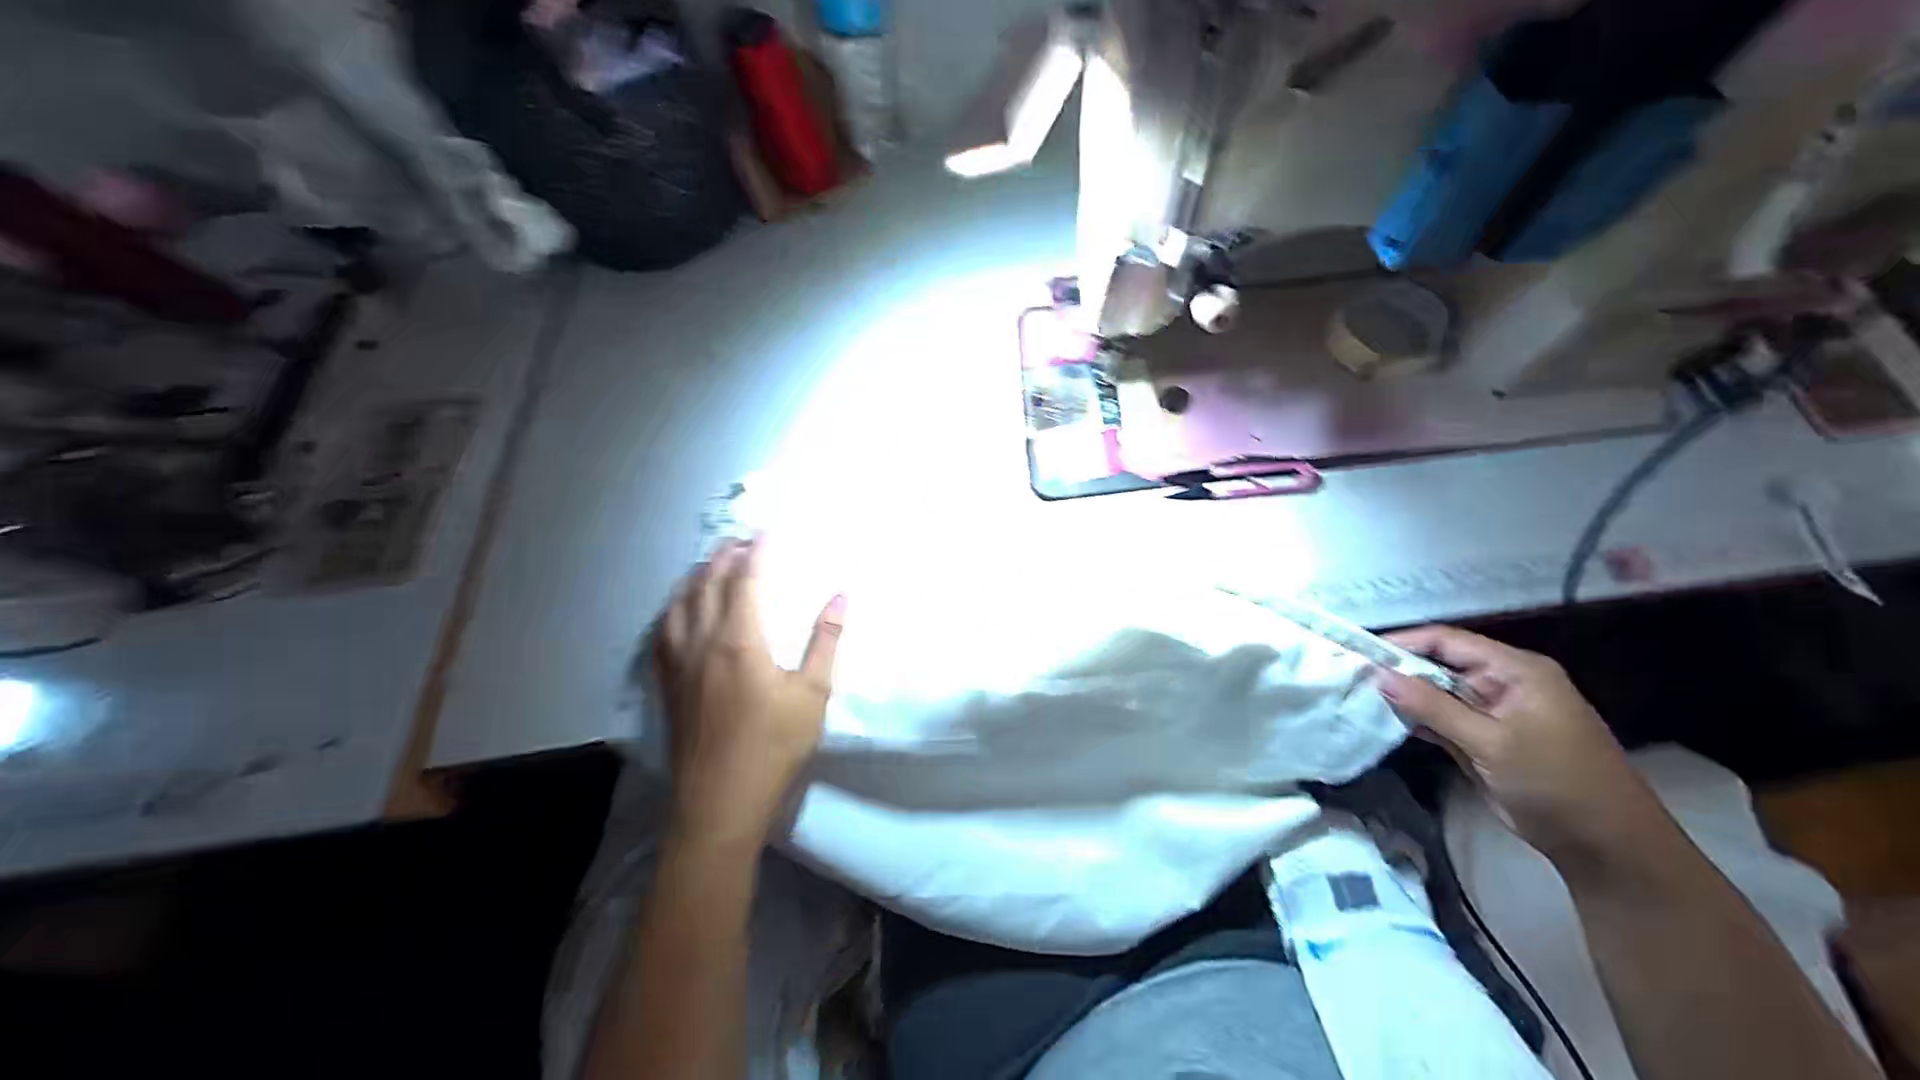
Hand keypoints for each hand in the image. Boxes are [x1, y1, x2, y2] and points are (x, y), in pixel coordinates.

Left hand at [653, 538, 845, 838]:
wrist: (720, 801)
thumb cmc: (774, 746)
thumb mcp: (813, 695)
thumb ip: (826, 641)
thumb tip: (841, 596)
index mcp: (739, 640)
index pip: (744, 580)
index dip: (755, 551)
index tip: (765, 532)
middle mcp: (702, 642)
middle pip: (706, 584)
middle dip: (722, 556)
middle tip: (739, 541)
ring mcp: (678, 663)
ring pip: (678, 604)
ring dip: (694, 577)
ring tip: (709, 566)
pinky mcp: (667, 684)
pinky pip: (663, 632)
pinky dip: (673, 610)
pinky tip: (679, 612)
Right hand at [1375, 625, 1668, 871]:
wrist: (1605, 846)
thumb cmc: (1555, 782)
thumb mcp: (1490, 741)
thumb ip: (1431, 706)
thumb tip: (1379, 674)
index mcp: (1516, 671)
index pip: (1448, 642)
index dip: (1403, 643)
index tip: (1360, 652)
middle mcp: (1503, 683)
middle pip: (1440, 665)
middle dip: (1399, 670)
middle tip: (1352, 675)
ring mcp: (1494, 713)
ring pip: (1437, 694)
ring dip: (1405, 697)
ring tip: (1359, 694)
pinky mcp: (1485, 739)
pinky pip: (1443, 720)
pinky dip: (1418, 720)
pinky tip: (1386, 720)